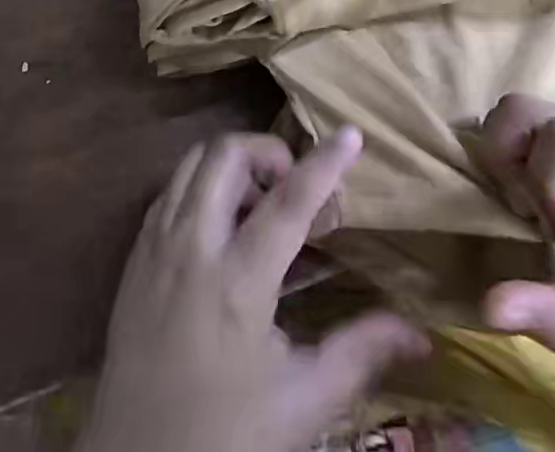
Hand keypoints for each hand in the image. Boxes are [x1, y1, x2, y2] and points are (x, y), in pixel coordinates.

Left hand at [77, 128, 428, 451]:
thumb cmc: (226, 435)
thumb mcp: (303, 401)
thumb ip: (362, 352)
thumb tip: (421, 334)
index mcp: (238, 281)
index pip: (288, 202)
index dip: (324, 163)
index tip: (351, 133)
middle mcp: (191, 247)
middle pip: (225, 157)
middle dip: (267, 152)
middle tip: (294, 185)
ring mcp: (154, 248)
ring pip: (189, 164)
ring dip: (230, 165)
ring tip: (259, 202)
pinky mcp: (133, 258)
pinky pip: (168, 192)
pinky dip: (199, 184)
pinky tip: (220, 224)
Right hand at [471, 95, 554, 449]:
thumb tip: (488, 304)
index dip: (548, 184)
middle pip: (542, 114)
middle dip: (514, 159)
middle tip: (529, 216)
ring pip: (535, 119)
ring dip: (514, 162)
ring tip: (535, 218)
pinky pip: (542, 142)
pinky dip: (522, 169)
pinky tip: (544, 218)